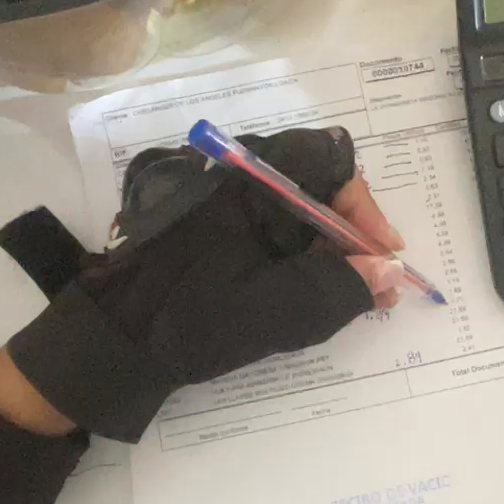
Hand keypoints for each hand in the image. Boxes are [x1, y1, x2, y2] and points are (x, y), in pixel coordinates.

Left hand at [0, 127, 406, 441]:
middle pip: (319, 189)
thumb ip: (337, 289)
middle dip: (351, 237)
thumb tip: (390, 272)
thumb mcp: (272, 311)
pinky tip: (309, 295)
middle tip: (369, 284)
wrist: (114, 341)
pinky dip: (301, 260)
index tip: (382, 254)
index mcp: (250, 181)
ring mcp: (227, 204)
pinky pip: (276, 232)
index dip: (364, 209)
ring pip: (300, 215)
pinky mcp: (220, 230)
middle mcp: (240, 179)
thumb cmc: (189, 318)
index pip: (329, 163)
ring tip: (344, 298)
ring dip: (328, 253)